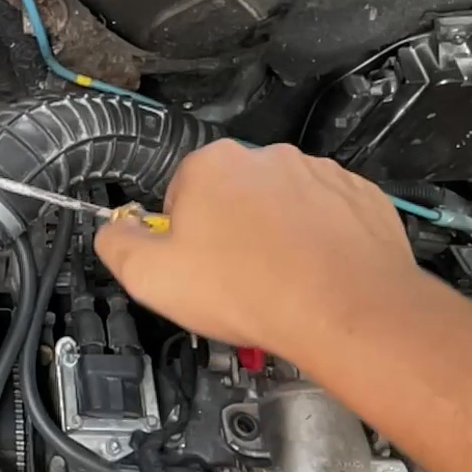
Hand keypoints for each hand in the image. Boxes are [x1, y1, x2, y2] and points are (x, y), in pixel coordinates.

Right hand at [93, 140, 420, 357]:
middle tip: (231, 276)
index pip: (177, 193)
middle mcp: (264, 158)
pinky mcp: (358, 197)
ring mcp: (317, 173)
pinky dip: (315, 239)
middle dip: (225, 229)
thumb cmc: (253, 291)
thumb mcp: (148, 276)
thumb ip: (116, 243)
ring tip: (274, 279)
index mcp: (210, 165)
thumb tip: (113, 230)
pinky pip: (324, 214)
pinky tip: (309, 273)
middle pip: (228, 194)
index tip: (192, 262)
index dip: (180, 234)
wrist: (348, 313)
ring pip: (277, 203)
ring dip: (271, 233)